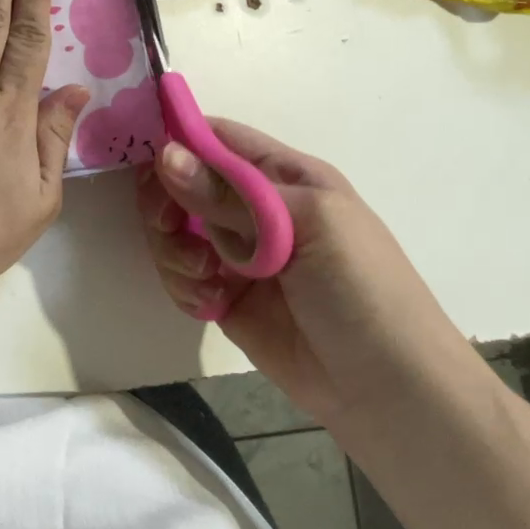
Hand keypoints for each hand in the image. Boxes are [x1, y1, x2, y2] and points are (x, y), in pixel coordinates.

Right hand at [137, 121, 484, 428]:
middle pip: (177, 183)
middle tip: (170, 228)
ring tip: (205, 276)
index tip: (141, 157)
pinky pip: (176, 274)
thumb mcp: (307, 224)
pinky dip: (182, 285)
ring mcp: (235, 252)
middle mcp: (253, 208)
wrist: (388, 391)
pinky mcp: (220, 293)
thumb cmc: (364, 290)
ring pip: (170, 230)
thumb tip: (164, 153)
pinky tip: (212, 304)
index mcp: (282, 177)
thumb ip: (229, 191)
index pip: (213, 138)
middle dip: (166, 204)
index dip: (172, 139)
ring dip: (174, 251)